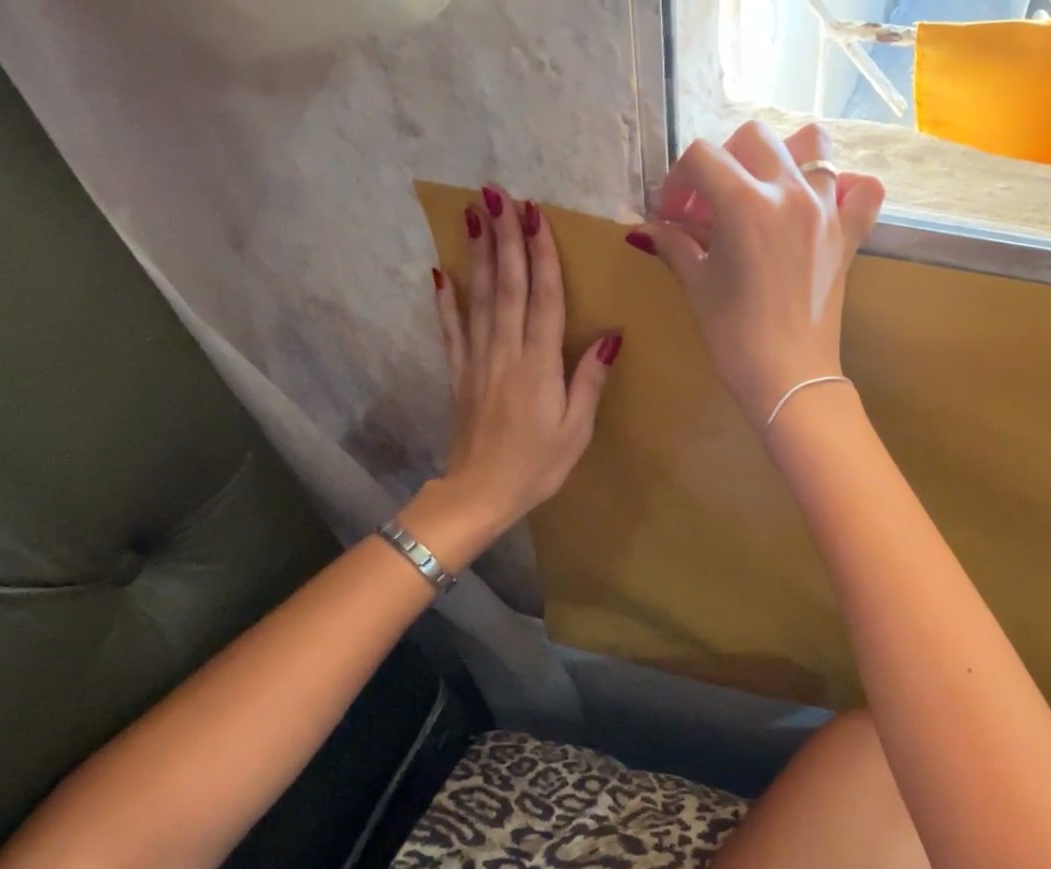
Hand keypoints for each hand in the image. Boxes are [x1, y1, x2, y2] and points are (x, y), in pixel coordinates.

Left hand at [429, 185, 618, 537]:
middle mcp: (506, 352)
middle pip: (507, 286)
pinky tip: (441, 272)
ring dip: (478, 254)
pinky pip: (452, 329)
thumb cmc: (537, 466)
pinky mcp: (458, 374)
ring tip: (474, 214)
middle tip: (498, 194)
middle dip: (505, 238)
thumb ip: (588, 381)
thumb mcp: (576, 430)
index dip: (541, 255)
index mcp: (539, 365)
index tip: (536, 214)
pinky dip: (446, 300)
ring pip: (478, 298)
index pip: (542, 298)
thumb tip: (610, 335)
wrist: (480, 492)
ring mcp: (477, 360)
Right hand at [633, 122, 883, 430]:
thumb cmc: (736, 338)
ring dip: (784, 155)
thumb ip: (676, 246)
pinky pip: (864, 193)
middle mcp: (790, 194)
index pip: (702, 158)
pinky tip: (826, 202)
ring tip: (765, 187)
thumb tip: (650, 229)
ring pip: (813, 146)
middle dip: (724, 160)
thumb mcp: (699, 287)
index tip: (670, 213)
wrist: (790, 380)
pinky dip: (849, 189)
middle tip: (710, 203)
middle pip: (753, 138)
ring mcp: (825, 212)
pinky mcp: (848, 237)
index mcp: (746, 204)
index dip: (678, 181)